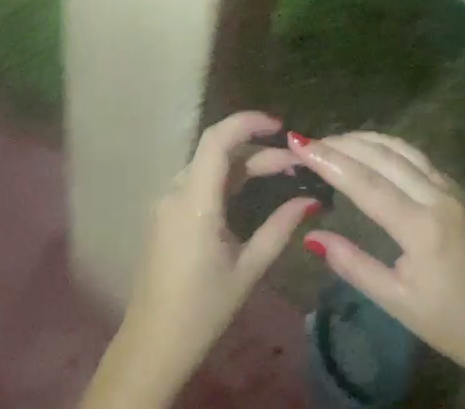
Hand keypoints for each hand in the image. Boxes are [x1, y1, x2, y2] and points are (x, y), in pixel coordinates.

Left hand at [81, 112, 319, 406]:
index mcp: (194, 202)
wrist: (153, 343)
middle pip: (217, 153)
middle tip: (296, 164)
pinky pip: (197, 183)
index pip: (217, 140)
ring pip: (208, 167)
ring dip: (243, 165)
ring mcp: (165, 203)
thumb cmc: (203, 309)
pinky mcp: (164, 215)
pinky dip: (226, 180)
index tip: (281, 126)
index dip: (248, 122)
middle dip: (258, 151)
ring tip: (280, 174)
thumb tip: (311, 200)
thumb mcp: (248, 269)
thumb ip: (280, 229)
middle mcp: (175, 192)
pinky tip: (250, 192)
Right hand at [292, 131, 464, 407]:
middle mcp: (440, 198)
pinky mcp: (461, 192)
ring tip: (333, 140)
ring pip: (404, 150)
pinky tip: (372, 151)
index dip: (329, 160)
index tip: (297, 142)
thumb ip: (353, 264)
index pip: (366, 182)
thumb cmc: (451, 325)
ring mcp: (454, 191)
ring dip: (366, 140)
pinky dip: (389, 148)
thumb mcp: (397, 302)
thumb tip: (311, 235)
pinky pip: (419, 158)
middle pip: (384, 156)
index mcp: (423, 227)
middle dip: (343, 143)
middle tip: (308, 140)